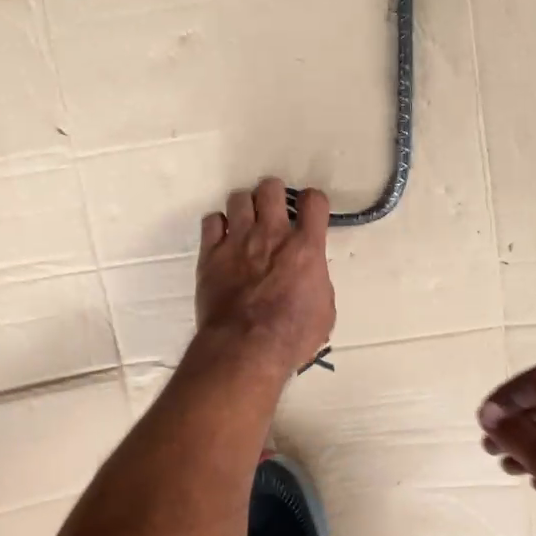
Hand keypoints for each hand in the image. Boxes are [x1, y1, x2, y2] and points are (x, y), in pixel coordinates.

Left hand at [191, 178, 334, 373]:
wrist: (246, 347)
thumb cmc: (291, 336)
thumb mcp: (324, 311)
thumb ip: (317, 281)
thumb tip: (309, 276)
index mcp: (305, 248)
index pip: (314, 201)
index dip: (312, 202)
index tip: (308, 212)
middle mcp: (271, 234)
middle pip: (270, 188)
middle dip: (273, 195)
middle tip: (272, 211)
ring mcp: (238, 240)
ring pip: (238, 198)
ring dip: (245, 207)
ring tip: (245, 223)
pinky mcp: (210, 253)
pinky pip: (211, 221)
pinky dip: (218, 226)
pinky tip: (222, 239)